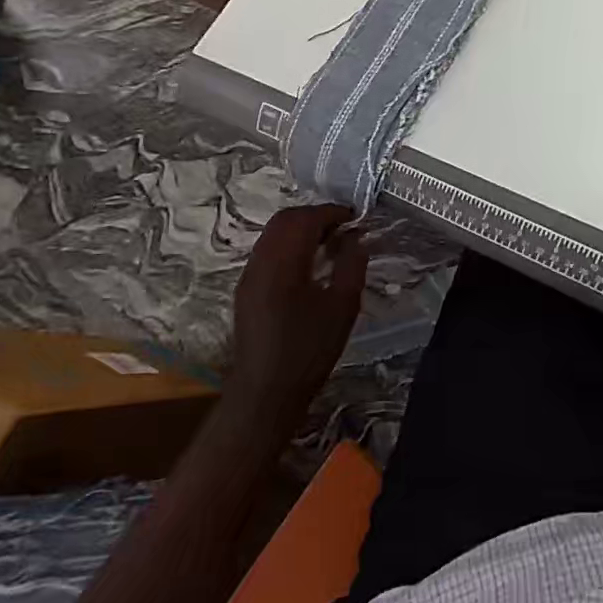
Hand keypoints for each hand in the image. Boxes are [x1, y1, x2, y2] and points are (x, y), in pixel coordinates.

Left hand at [229, 205, 367, 420]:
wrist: (266, 390)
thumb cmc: (309, 351)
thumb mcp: (342, 309)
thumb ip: (351, 267)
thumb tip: (356, 240)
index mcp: (284, 261)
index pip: (305, 219)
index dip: (330, 212)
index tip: (353, 216)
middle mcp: (261, 259)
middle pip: (285, 219)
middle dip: (314, 216)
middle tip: (342, 227)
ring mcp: (249, 273)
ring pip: (273, 233)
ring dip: (299, 229)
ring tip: (328, 243)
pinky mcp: (246, 287)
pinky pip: (266, 250)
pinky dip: (287, 244)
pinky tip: (306, 264)